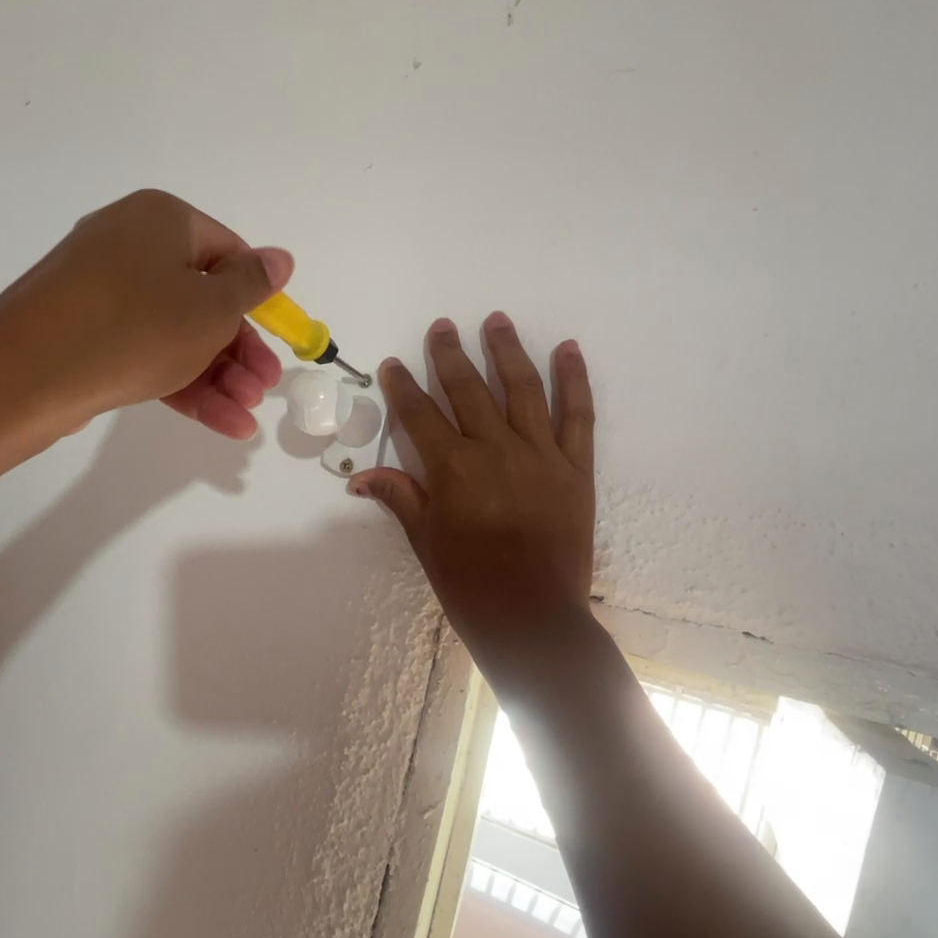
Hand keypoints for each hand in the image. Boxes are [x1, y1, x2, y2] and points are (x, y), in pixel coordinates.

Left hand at [0, 189, 291, 438]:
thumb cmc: (136, 328)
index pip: (227, 253)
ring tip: (243, 418)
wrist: (30, 373)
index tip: (275, 341)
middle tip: (262, 390)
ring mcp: (101, 292)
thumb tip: (279, 258)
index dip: (256, 300)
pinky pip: (143, 351)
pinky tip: (217, 420)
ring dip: (216, 377)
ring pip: (174, 334)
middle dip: (238, 352)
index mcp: (162, 220)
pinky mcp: (84, 334)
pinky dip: (179, 383)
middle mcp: (129, 245)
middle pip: (201, 300)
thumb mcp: (210, 309)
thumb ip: (252, 285)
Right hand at [350, 313, 595, 666]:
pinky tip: (567, 350)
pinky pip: (578, 415)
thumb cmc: (469, 584)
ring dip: (508, 351)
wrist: (532, 616)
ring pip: (523, 389)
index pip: (420, 415)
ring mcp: (541, 454)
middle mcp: (496, 449)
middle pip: (469, 389)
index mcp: (453, 468)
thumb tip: (359, 477)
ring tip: (496, 321)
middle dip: (449, 355)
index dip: (403, 387)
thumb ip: (399, 497)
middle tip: (441, 327)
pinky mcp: (577, 467)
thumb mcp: (425, 540)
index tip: (394, 365)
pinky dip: (574, 380)